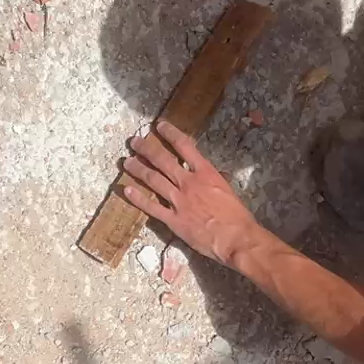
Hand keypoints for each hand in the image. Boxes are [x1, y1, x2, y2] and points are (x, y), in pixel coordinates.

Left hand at [122, 121, 274, 267]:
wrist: (235, 238)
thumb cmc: (236, 216)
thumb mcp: (226, 190)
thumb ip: (212, 180)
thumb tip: (207, 175)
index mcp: (205, 173)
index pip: (185, 146)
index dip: (170, 133)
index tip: (159, 126)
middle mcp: (189, 183)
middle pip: (163, 160)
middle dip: (147, 149)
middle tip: (134, 141)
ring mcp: (179, 201)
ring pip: (153, 180)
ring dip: (138, 169)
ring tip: (127, 162)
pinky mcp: (173, 220)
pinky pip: (151, 207)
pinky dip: (138, 198)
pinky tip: (127, 190)